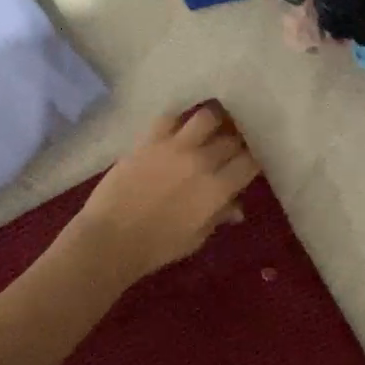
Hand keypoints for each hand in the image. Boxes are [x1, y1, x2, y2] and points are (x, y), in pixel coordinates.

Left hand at [66, 104, 261, 285]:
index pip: (249, 162)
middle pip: (231, 138)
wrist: (110, 239)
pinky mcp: (149, 140)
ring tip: (211, 126)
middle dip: (236, 141)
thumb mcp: (196, 238)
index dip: (253, 160)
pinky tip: (179, 127)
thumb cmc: (157, 247)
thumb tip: (236, 207)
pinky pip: (170, 117)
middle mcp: (201, 161)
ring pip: (206, 117)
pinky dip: (178, 120)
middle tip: (232, 145)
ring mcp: (174, 146)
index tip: (249, 162)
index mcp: (217, 189)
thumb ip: (218, 216)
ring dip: (214, 121)